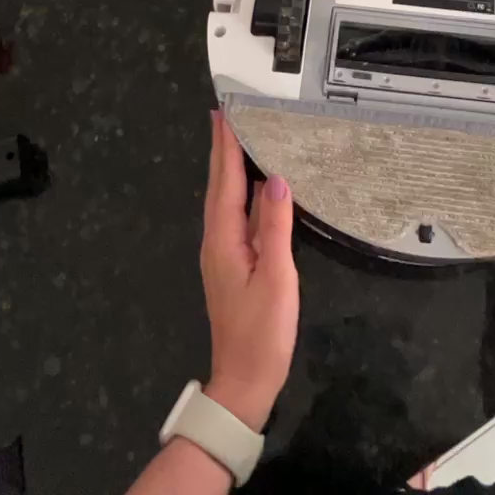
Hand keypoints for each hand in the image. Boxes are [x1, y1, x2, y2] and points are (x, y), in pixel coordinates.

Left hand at [199, 111, 298, 430]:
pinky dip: (242, 192)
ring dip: (231, 167)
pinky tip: (255, 188)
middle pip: (220, 186)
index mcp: (224, 239)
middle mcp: (217, 240)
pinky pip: (236, 216)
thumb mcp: (277, 278)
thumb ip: (277, 228)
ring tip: (239, 139)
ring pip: (227, 200)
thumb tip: (277, 180)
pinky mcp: (233, 263)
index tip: (224, 114)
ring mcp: (223, 253)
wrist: (245, 380)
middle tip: (226, 115)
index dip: (226, 147)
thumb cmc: (262, 332)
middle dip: (223, 150)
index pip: (225, 182)